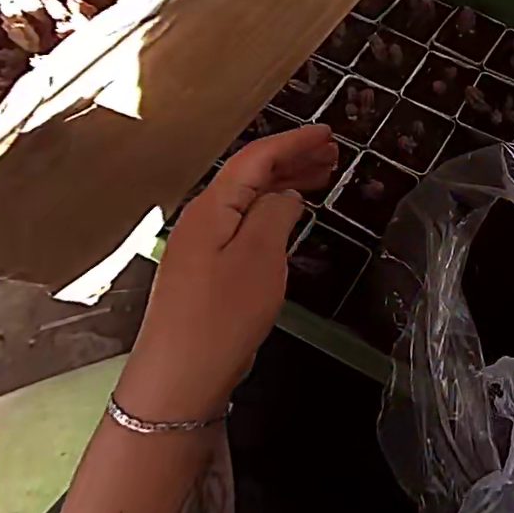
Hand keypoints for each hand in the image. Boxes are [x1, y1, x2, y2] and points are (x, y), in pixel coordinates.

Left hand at [116, 124, 339, 423]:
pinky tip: (293, 211)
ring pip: (251, 196)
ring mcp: (205, 243)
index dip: (294, 142)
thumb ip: (275, 214)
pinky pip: (249, 218)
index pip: (256, 159)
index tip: (328, 133)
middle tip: (333, 152)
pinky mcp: (211, 266)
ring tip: (323, 174)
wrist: (180, 379)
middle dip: (294, 157)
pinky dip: (277, 206)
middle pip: (252, 174)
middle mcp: (204, 219)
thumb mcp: (260, 256)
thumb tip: (286, 195)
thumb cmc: (223, 314)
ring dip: (287, 181)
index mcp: (213, 209)